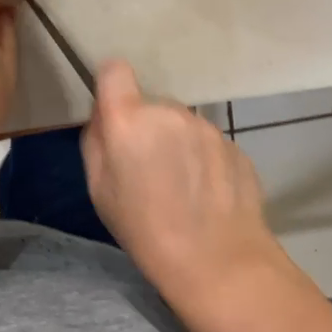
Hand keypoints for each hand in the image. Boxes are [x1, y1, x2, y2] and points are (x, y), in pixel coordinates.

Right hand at [81, 59, 284, 299]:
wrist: (217, 260)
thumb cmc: (143, 228)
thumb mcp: (98, 189)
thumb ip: (96, 142)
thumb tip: (103, 118)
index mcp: (129, 120)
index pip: (114, 71)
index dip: (110, 87)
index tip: (112, 114)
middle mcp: (169, 112)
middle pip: (149, 104)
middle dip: (144, 127)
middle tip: (145, 169)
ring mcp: (207, 127)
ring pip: (179, 124)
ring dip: (174, 143)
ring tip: (178, 186)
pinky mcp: (234, 145)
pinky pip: (205, 143)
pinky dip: (200, 160)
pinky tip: (203, 195)